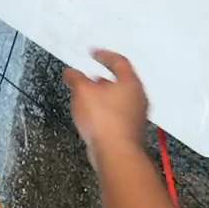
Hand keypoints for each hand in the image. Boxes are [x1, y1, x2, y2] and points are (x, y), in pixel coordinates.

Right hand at [63, 50, 149, 169]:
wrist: (116, 154)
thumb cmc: (103, 119)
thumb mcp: (82, 91)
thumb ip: (75, 78)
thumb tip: (70, 72)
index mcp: (130, 83)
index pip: (120, 62)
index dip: (105, 55)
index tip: (93, 53)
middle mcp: (138, 98)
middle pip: (122, 81)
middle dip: (104, 77)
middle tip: (91, 75)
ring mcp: (136, 116)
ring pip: (120, 99)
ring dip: (104, 95)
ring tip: (88, 95)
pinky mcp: (130, 132)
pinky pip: (117, 115)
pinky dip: (105, 110)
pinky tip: (92, 114)